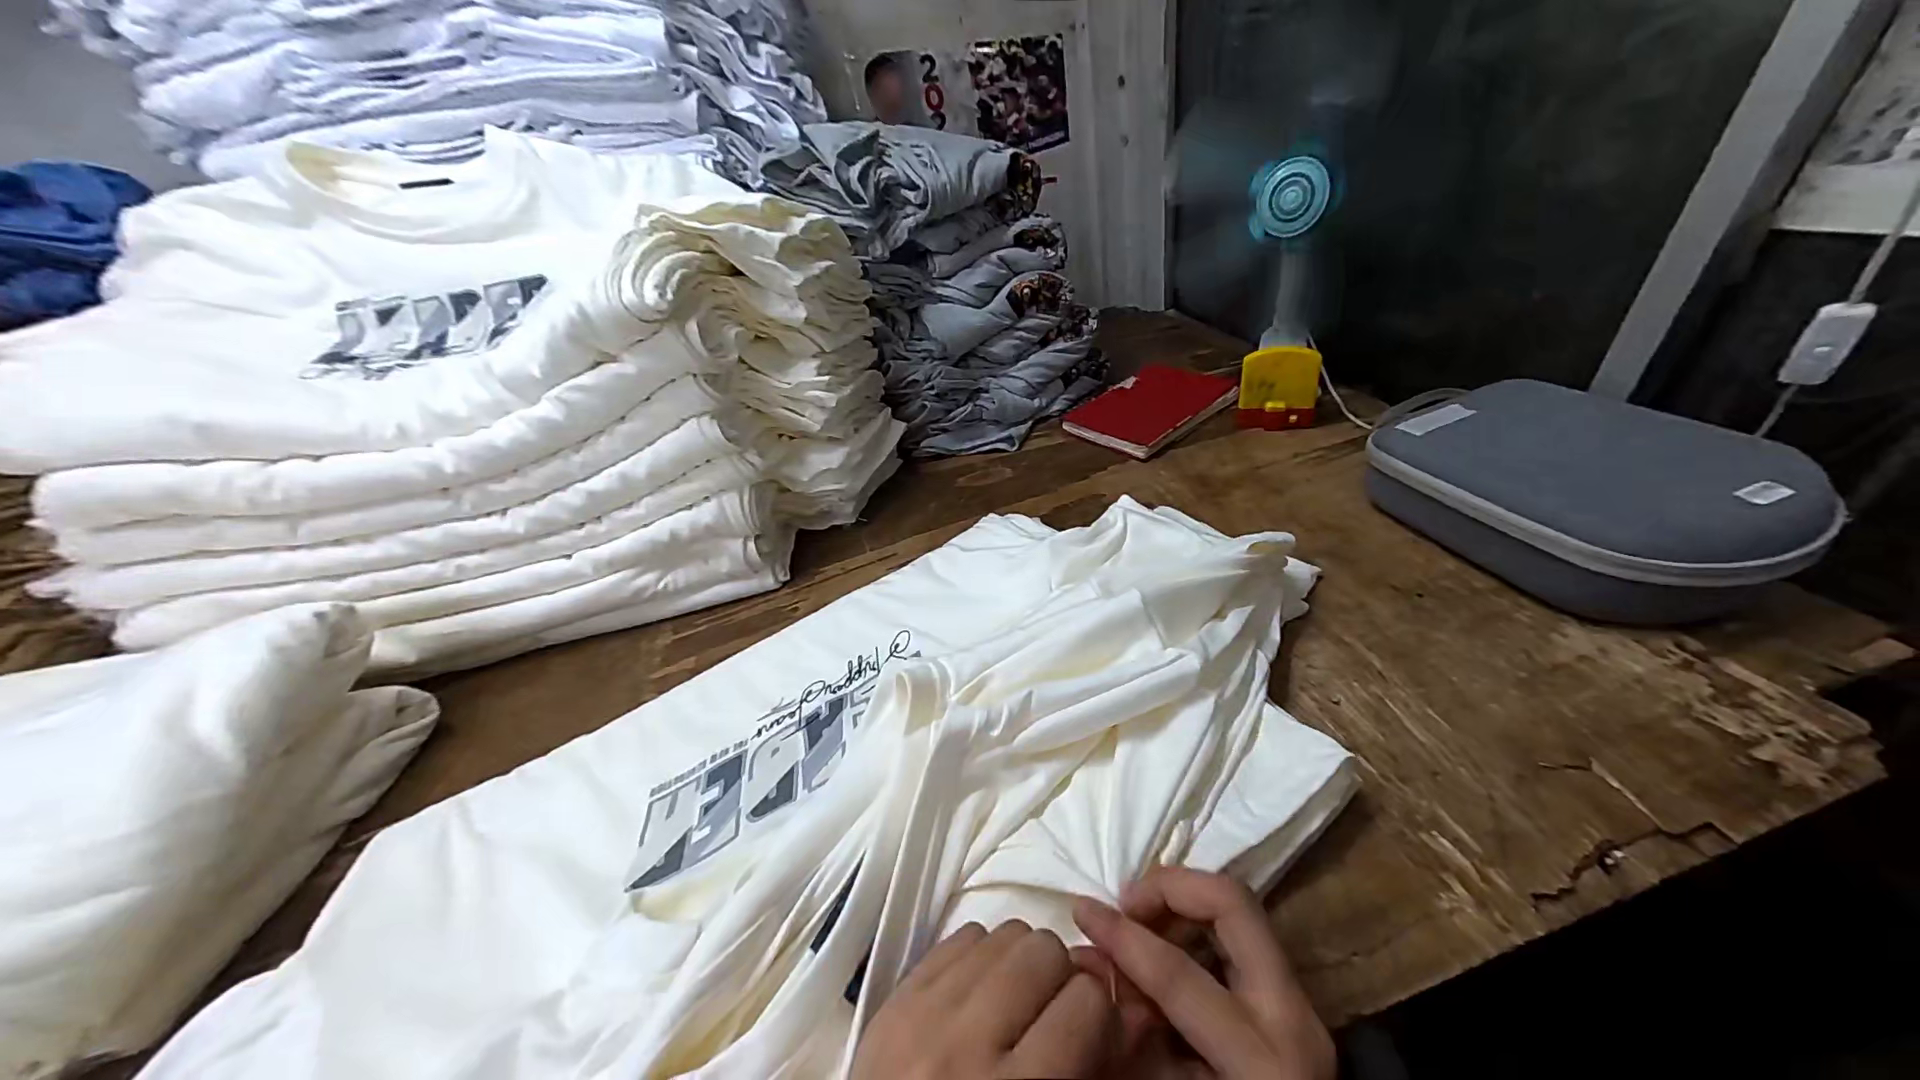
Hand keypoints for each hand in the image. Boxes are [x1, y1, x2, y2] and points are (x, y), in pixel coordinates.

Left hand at [851, 920, 1118, 1079]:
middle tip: (1049, 1010)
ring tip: (1012, 1001)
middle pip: (1044, 951)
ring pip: (1004, 933)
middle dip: (1058, 977)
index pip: (1086, 1003)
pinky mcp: (897, 995)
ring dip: (1020, 961)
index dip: (1097, 1011)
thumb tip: (1127, 1006)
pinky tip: (977, 994)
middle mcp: (969, 1043)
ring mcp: (926, 1011)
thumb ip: (1092, 1067)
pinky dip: (980, 957)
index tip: (1089, 1028)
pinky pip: (960, 937)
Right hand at [1071, 867, 1333, 1079]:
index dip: (1120, 936)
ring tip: (1140, 925)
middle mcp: (1293, 1014)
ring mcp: (1302, 999)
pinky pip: (1240, 931)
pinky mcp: (1294, 994)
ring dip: (1181, 903)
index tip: (1080, 909)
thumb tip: (1085, 958)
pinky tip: (1166, 944)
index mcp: (1260, 1056)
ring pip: (1237, 907)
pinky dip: (1196, 922)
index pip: (1176, 973)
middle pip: (1232, 901)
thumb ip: (1124, 1026)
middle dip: (1168, 888)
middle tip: (1125, 903)